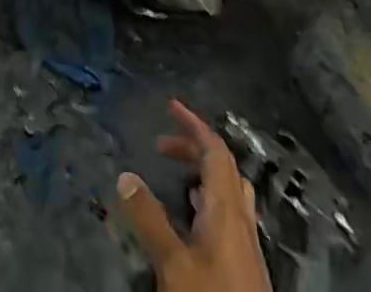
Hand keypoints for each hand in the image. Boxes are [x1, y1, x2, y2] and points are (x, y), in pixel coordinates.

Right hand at [117, 100, 272, 291]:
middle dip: (193, 145)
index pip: (215, 151)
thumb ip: (149, 218)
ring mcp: (245, 239)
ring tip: (175, 169)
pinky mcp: (243, 258)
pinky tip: (192, 210)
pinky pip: (227, 208)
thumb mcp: (173, 262)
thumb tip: (125, 175)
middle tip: (160, 145)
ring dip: (202, 169)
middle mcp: (240, 217)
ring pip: (228, 187)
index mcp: (226, 209)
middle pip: (222, 165)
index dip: (194, 124)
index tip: (170, 106)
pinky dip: (207, 193)